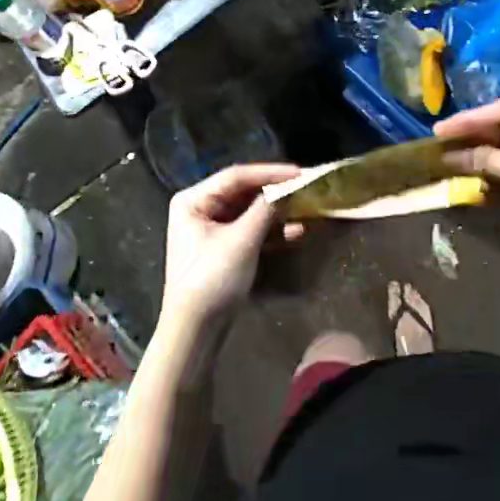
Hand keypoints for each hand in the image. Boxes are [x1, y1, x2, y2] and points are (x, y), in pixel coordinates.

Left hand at [162, 164, 301, 325]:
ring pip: (249, 213)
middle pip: (242, 193)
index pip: (235, 177)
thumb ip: (265, 210)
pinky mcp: (223, 250)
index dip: (269, 173)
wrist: (196, 328)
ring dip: (276, 213)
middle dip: (275, 193)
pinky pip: (250, 232)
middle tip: (307, 188)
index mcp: (193, 200)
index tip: (300, 172)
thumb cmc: (212, 277)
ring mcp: (211, 230)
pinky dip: (270, 232)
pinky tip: (295, 232)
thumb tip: (287, 188)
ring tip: (306, 210)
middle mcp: (199, 209)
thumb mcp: (242, 240)